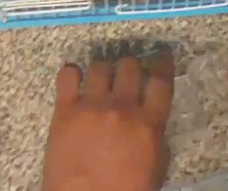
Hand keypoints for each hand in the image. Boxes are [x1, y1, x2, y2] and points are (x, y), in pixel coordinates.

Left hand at [41, 53, 173, 190]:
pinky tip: (75, 80)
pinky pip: (68, 74)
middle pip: (129, 66)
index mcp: (147, 126)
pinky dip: (72, 73)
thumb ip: (155, 138)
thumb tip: (151, 118)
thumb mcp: (154, 170)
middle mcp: (121, 108)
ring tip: (101, 80)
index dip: (163, 65)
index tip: (162, 58)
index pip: (161, 82)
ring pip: (100, 66)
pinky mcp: (65, 109)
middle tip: (127, 77)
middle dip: (130, 68)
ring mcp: (91, 106)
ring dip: (103, 71)